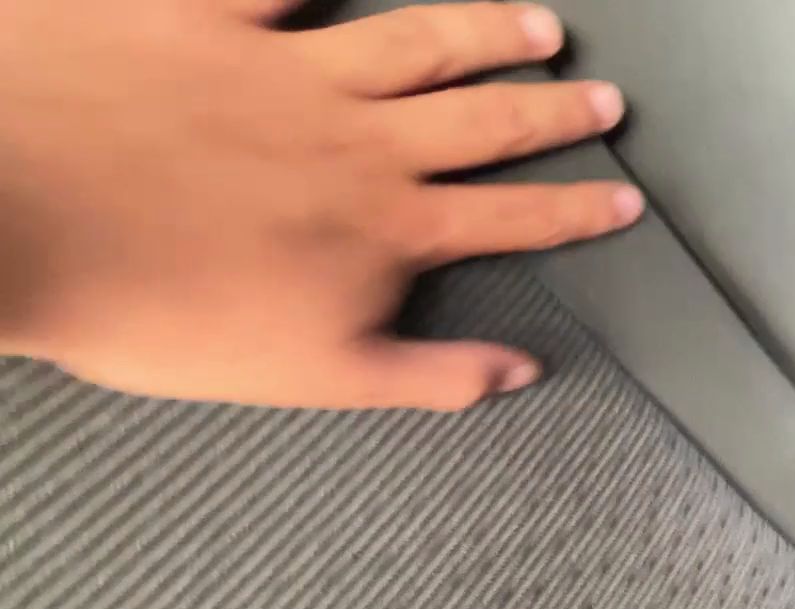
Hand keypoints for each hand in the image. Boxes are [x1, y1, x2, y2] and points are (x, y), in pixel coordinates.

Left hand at [0, 0, 642, 409]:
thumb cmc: (157, 307)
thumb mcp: (322, 374)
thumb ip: (435, 375)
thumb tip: (519, 373)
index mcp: (392, 225)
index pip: (517, 216)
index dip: (581, 210)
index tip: (627, 200)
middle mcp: (358, 142)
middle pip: (486, 120)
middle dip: (556, 113)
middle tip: (605, 99)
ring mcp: (279, 70)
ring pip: (413, 42)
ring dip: (484, 32)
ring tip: (539, 23)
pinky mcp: (186, 16)